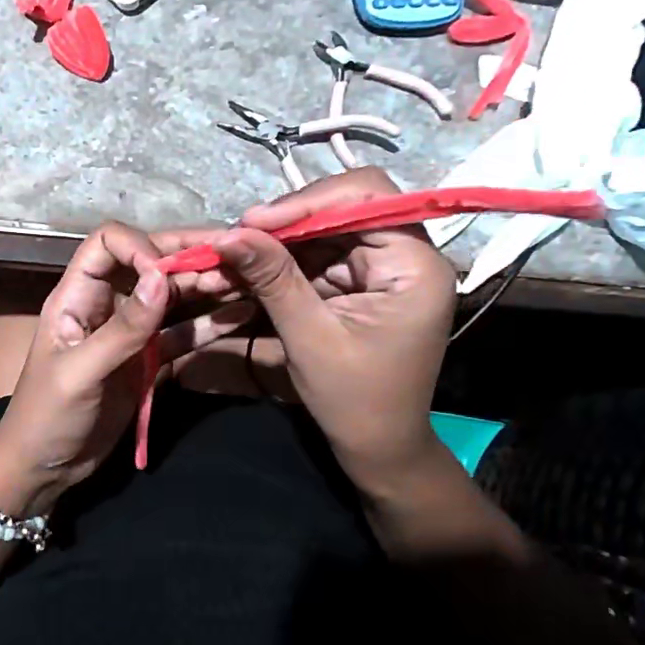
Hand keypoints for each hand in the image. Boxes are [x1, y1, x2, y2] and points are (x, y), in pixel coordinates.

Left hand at [0, 224, 249, 514]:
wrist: (45, 470)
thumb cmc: (47, 418)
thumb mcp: (80, 373)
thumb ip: (123, 329)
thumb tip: (162, 277)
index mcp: (78, 295)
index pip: (108, 244)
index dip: (140, 247)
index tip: (169, 272)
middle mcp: (107, 303)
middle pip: (149, 262)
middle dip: (188, 255)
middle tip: (236, 252)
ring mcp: (130, 331)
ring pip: (171, 295)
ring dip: (206, 285)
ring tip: (246, 279)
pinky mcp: (148, 360)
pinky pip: (182, 333)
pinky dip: (210, 324)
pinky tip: (241, 314)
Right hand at [208, 169, 456, 491]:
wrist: (379, 448)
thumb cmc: (355, 400)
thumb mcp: (310, 337)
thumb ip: (273, 279)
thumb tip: (229, 233)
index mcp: (415, 266)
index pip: (367, 197)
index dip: (308, 200)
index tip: (254, 221)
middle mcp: (408, 255)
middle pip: (345, 207)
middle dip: (288, 221)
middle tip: (238, 235)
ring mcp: (386, 267)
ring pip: (327, 229)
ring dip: (281, 241)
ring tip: (236, 252)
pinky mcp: (364, 281)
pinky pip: (322, 254)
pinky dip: (287, 261)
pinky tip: (253, 267)